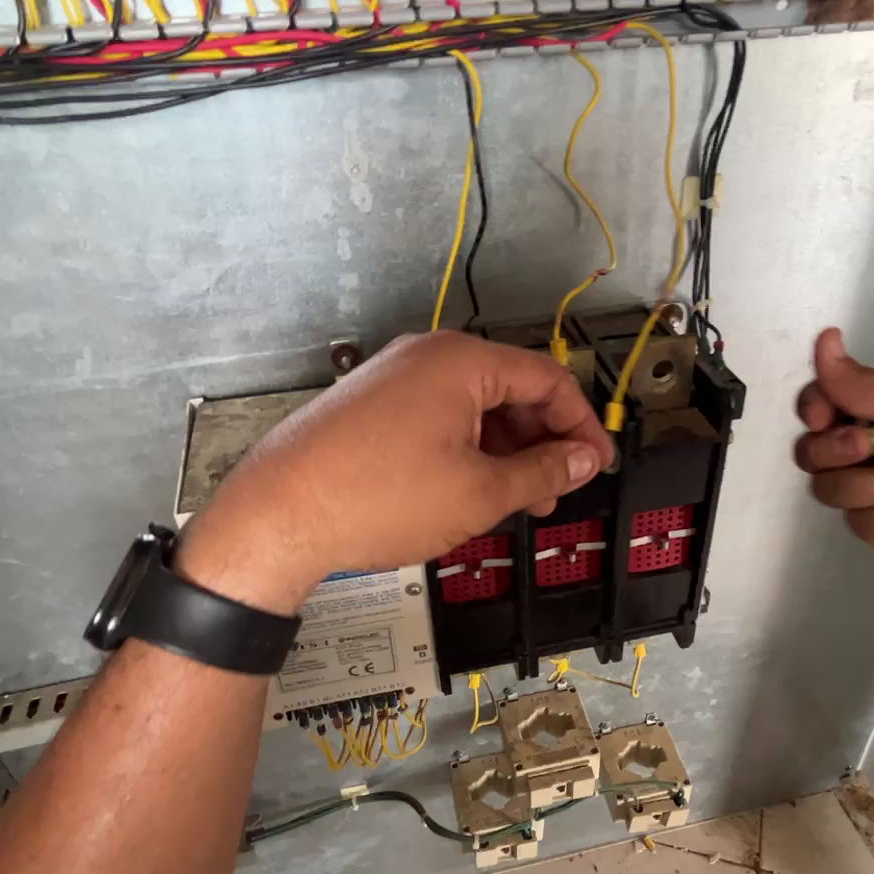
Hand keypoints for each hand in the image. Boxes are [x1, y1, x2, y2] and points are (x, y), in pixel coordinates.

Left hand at [176, 332, 614, 611]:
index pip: (548, 379)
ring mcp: (393, 379)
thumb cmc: (376, 497)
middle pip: (509, 389)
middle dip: (542, 441)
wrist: (278, 516)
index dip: (581, 424)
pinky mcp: (371, 407)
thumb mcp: (479, 492)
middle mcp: (426, 357)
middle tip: (556, 488)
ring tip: (515, 500)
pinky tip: (469, 489)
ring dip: (504, 450)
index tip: (594, 462)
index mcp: (461, 362)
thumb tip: (579, 460)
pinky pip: (438, 418)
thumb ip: (541, 471)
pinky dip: (466, 450)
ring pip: (473, 408)